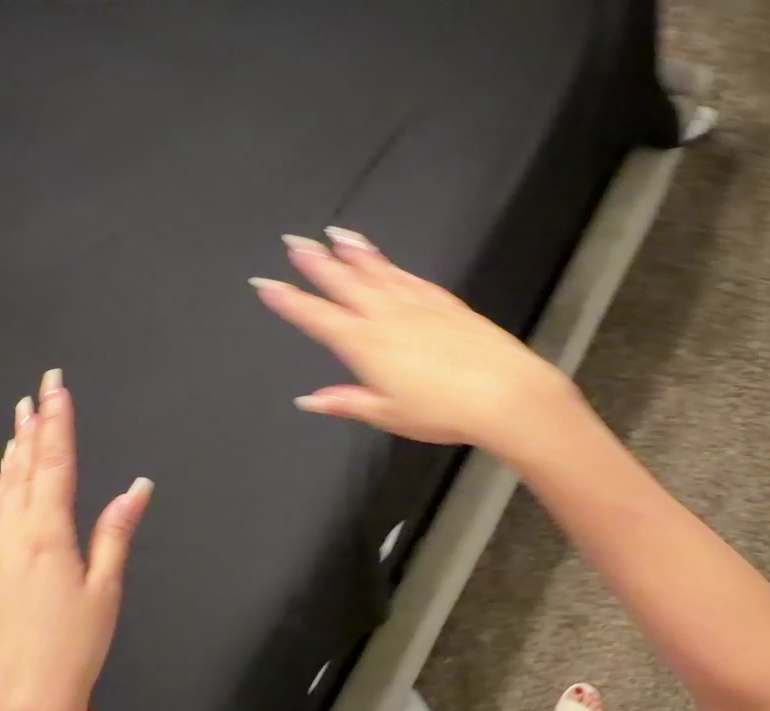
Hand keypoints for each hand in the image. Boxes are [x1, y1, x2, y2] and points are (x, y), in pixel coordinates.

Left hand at [0, 369, 152, 710]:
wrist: (20, 704)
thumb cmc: (75, 646)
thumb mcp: (106, 590)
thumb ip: (116, 533)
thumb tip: (139, 485)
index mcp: (47, 534)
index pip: (55, 464)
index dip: (58, 422)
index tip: (56, 386)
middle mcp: (6, 535)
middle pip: (21, 472)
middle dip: (30, 431)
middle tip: (33, 395)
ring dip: (7, 464)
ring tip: (15, 433)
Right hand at [251, 227, 578, 447]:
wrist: (503, 393)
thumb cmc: (443, 412)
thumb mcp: (387, 414)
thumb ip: (346, 402)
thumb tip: (309, 400)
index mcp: (365, 345)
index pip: (317, 318)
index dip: (289, 301)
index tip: (266, 283)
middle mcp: (386, 317)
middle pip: (344, 284)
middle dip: (316, 263)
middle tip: (295, 242)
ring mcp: (416, 305)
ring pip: (376, 273)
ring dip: (353, 254)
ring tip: (335, 235)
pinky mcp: (444, 303)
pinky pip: (408, 277)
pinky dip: (390, 265)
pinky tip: (384, 261)